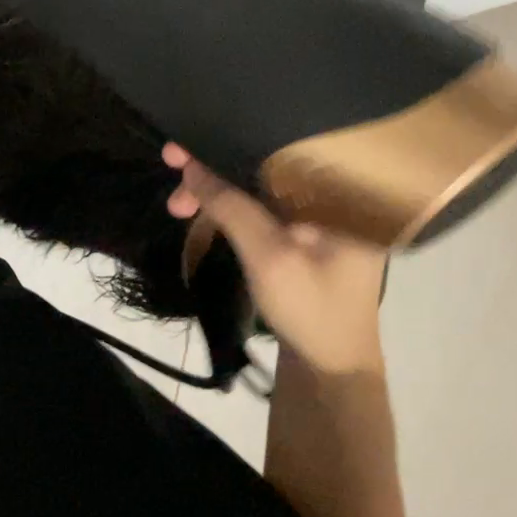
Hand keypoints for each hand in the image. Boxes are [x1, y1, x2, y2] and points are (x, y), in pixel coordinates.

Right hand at [164, 143, 387, 375]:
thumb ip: (231, 206)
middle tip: (170, 169)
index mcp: (346, 197)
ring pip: (258, 187)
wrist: (330, 372)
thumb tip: (190, 163)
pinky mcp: (305, 236)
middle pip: (266, 166)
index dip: (229, 144)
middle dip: (216, 171)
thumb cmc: (310, 311)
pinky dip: (230, 208)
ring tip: (177, 206)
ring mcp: (320, 219)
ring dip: (216, 192)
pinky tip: (202, 213)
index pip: (282, 150)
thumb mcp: (268, 256)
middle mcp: (336, 199)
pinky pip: (261, 207)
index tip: (184, 144)